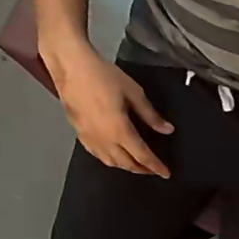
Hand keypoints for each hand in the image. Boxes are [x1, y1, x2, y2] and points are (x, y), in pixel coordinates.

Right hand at [40, 31, 172, 176]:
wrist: (70, 66)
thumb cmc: (104, 76)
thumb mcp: (134, 93)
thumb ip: (150, 115)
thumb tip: (167, 130)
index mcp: (119, 131)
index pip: (142, 156)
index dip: (155, 166)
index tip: (166, 173)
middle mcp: (104, 140)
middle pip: (125, 163)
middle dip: (141, 169)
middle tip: (153, 170)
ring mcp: (88, 138)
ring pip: (109, 161)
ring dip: (125, 166)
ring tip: (137, 164)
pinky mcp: (78, 132)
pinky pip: (96, 154)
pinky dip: (109, 159)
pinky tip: (113, 155)